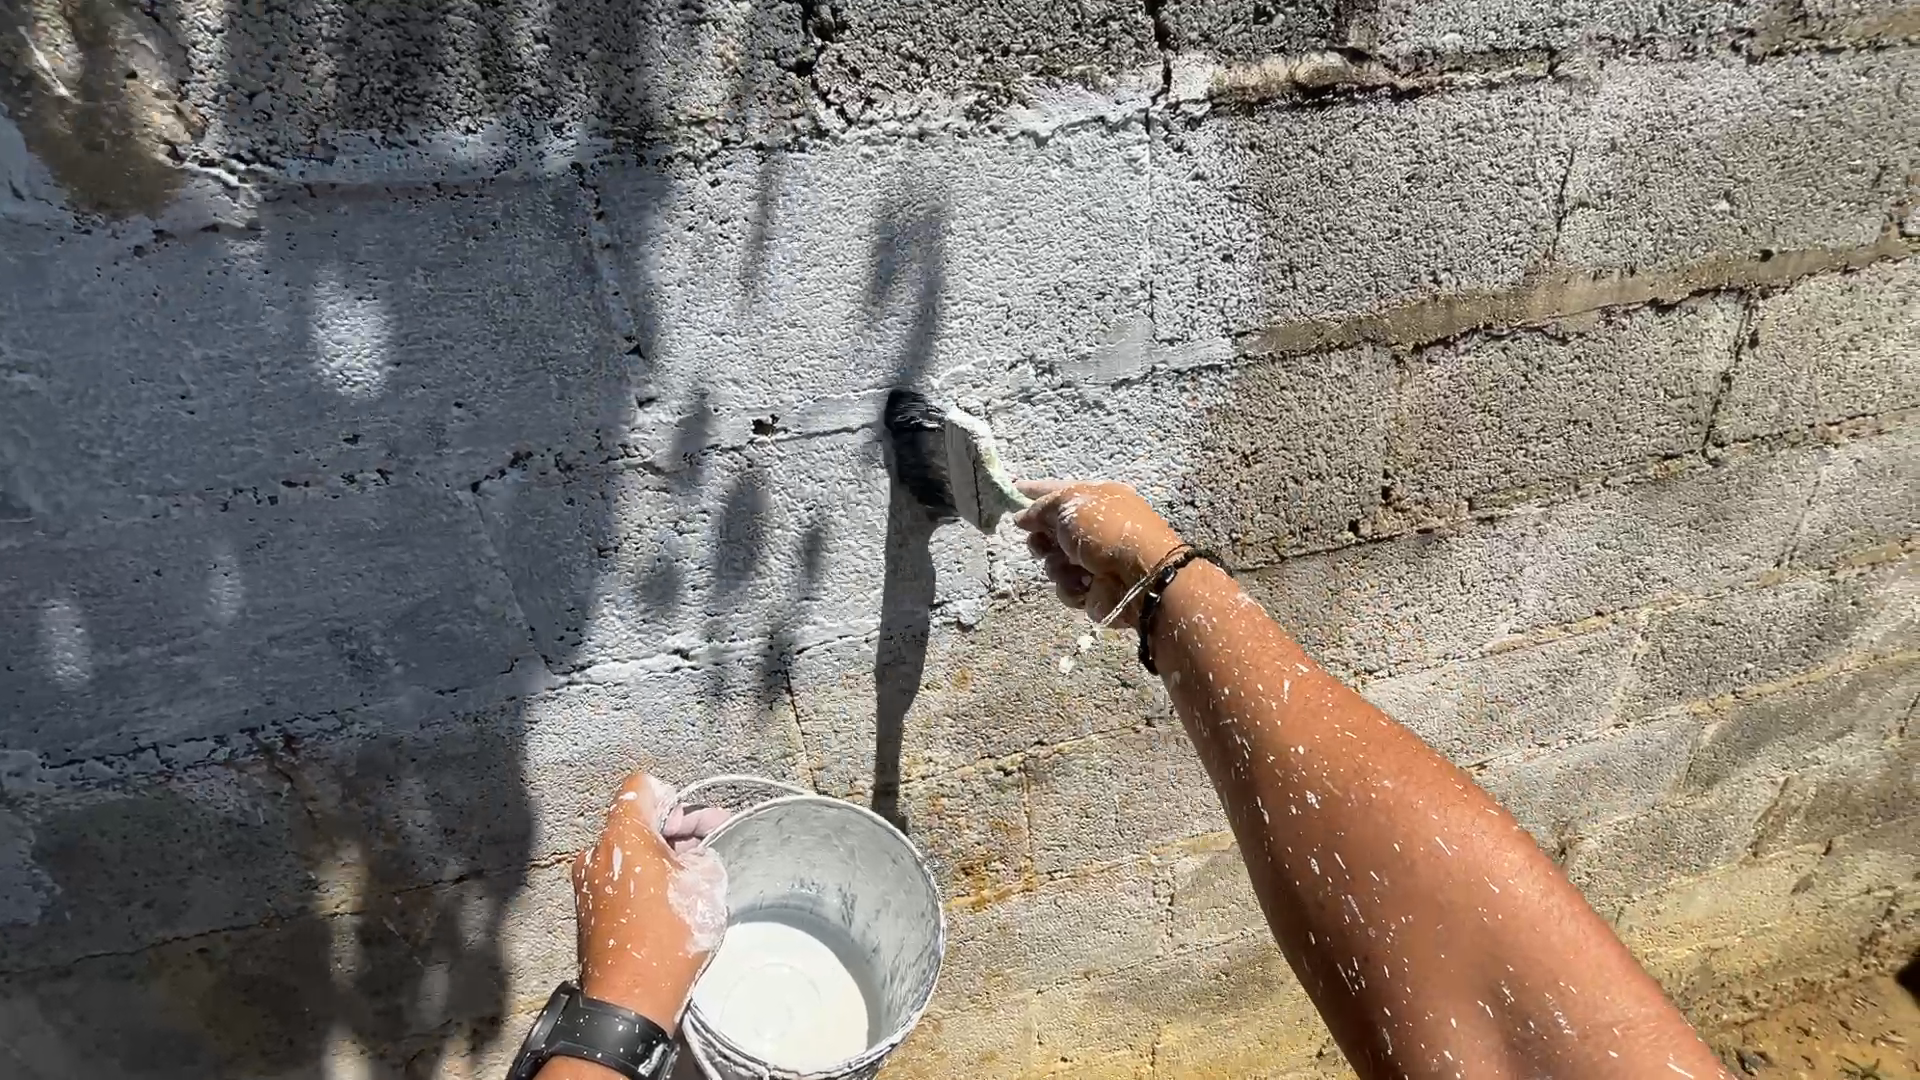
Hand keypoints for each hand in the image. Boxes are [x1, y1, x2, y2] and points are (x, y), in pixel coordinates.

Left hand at [571, 772, 729, 1032]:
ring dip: (663, 851)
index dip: (674, 794)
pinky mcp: (590, 906)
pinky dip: (646, 874)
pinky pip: (621, 873)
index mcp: (622, 835)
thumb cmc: (669, 935)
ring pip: (631, 847)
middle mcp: (597, 851)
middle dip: (676, 824)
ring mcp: (588, 881)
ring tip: (696, 868)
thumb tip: (695, 847)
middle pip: (639, 817)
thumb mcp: (704, 880)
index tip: (693, 820)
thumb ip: (701, 848)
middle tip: (712, 838)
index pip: (642, 785)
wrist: (629, 1002)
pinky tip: (673, 890)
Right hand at [1013, 479, 1184, 626]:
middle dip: (1042, 539)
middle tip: (1042, 543)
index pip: (1058, 491)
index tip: (1014, 488)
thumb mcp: (1069, 504)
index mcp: (1097, 500)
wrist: (1139, 577)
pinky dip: (1070, 585)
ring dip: (1057, 564)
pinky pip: (1064, 586)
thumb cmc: (1106, 530)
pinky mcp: (1091, 588)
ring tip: (1072, 564)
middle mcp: (1095, 529)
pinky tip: (1084, 583)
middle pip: (1050, 531)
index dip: (1035, 491)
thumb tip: (1021, 517)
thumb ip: (1040, 508)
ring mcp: (1093, 560)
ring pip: (1053, 562)